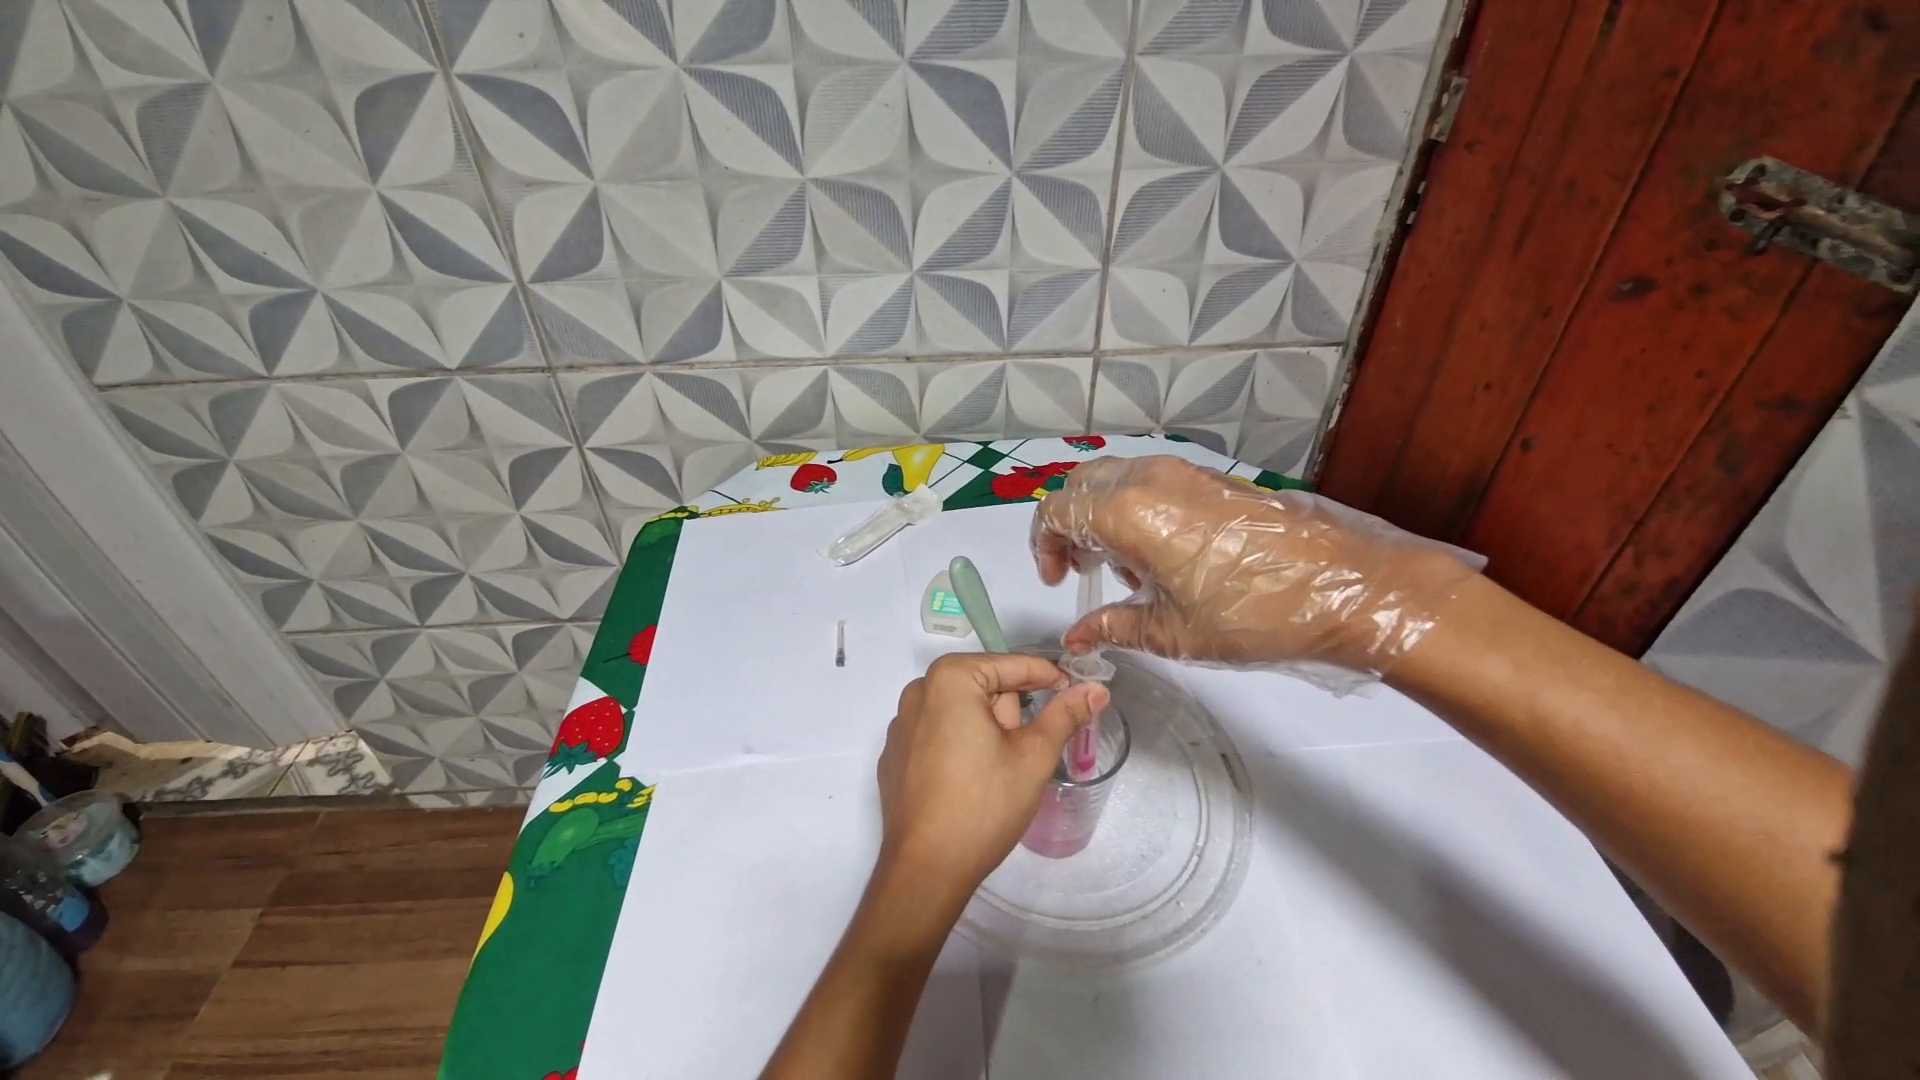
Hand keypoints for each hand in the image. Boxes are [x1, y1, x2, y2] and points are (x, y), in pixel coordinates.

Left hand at [877, 653, 1107, 902]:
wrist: (926, 868)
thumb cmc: (984, 804)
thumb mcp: (1034, 755)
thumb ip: (1065, 714)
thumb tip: (1096, 690)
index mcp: (950, 679)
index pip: (1011, 665)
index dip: (1048, 678)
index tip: (1074, 693)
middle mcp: (918, 691)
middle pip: (983, 686)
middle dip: (1011, 712)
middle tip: (1023, 753)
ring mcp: (901, 725)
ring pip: (960, 711)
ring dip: (986, 728)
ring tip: (998, 772)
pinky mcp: (894, 755)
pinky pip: (937, 734)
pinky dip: (958, 746)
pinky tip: (969, 783)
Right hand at [1030, 456, 1481, 686]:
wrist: (1345, 586)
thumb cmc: (1252, 613)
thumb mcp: (1172, 631)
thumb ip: (1113, 626)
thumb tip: (1075, 637)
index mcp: (1129, 511)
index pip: (1056, 510)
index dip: (1043, 545)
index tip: (1058, 581)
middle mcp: (1149, 478)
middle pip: (1082, 486)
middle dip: (1069, 526)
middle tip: (1082, 571)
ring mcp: (1184, 473)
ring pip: (1116, 481)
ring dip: (1103, 519)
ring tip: (1130, 574)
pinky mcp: (1211, 480)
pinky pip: (1151, 484)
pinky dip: (1136, 512)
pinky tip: (1165, 558)